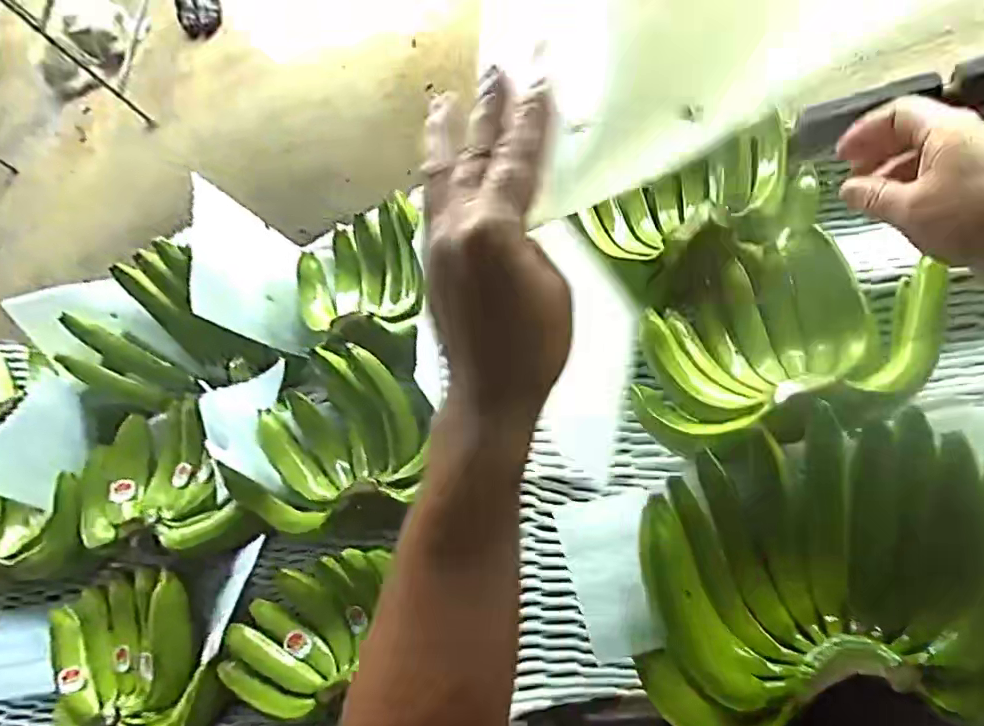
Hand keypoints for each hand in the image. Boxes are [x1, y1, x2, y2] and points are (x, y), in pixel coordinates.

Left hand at [422, 71, 570, 429]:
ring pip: (440, 178)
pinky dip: (438, 179)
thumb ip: (531, 242)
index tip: (537, 79)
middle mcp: (455, 227)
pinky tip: (439, 170)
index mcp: (492, 229)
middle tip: (494, 72)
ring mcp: (436, 245)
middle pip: (474, 156)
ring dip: (447, 138)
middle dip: (487, 112)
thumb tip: (515, 225)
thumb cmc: (534, 350)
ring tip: (444, 103)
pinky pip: (432, 206)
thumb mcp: (553, 288)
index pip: (516, 161)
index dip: (530, 120)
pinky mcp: (430, 265)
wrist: (487, 395)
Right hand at [836, 96, 983, 282]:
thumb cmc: (966, 218)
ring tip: (868, 198)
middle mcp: (959, 133)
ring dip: (890, 172)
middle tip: (849, 178)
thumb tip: (847, 189)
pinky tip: (897, 208)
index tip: (839, 157)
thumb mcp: (909, 209)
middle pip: (909, 131)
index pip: (896, 114)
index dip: (864, 132)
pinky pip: (934, 172)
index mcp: (943, 129)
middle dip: (875, 152)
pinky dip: (909, 184)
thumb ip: (873, 197)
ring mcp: (971, 156)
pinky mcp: (977, 179)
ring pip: (921, 154)